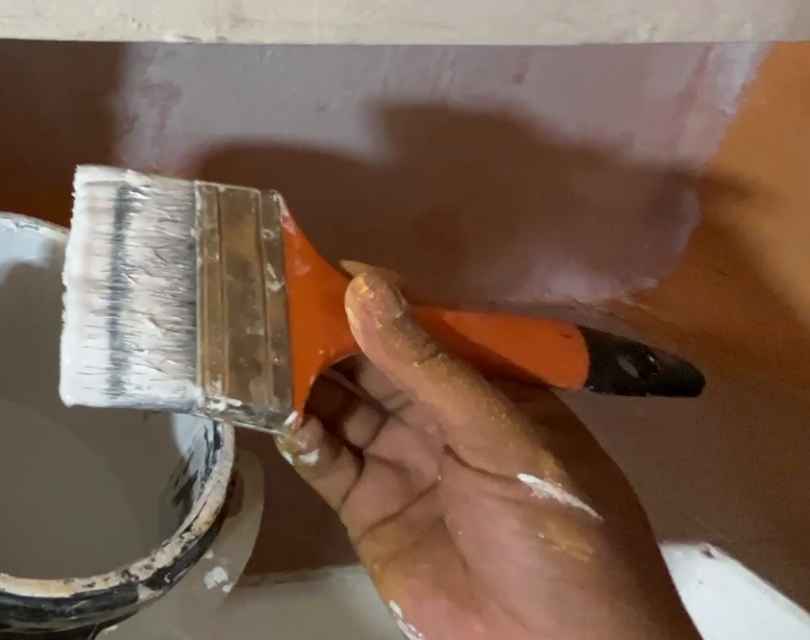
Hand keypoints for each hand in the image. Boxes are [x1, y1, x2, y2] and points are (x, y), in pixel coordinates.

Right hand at [278, 266, 701, 639]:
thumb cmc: (557, 539)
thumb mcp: (505, 442)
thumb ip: (427, 364)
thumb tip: (360, 284)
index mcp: (483, 392)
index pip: (415, 327)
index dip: (364, 298)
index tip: (306, 269)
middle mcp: (434, 417)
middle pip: (363, 361)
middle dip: (315, 335)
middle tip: (260, 307)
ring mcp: (396, 458)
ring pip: (333, 402)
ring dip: (296, 379)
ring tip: (251, 353)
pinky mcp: (362, 501)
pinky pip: (319, 455)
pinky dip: (295, 433)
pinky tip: (277, 416)